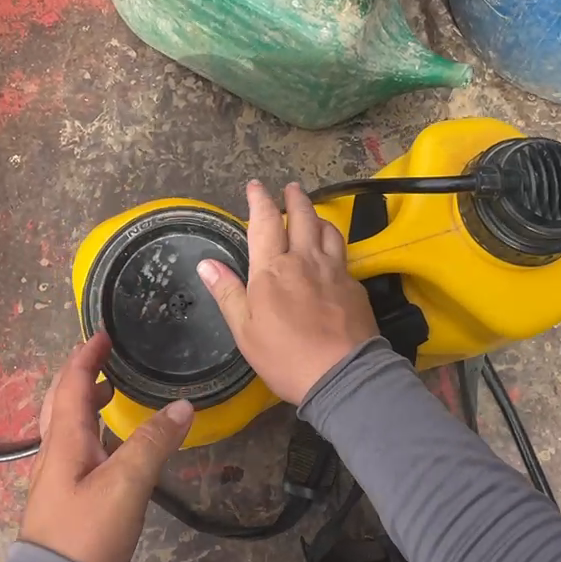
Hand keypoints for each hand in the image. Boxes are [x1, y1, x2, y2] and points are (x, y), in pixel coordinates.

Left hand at [19, 333, 193, 561]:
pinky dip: (92, 428)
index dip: (87, 356)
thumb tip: (183, 405)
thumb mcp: (126, 485)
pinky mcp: (65, 498)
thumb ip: (153, 443)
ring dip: (86, 401)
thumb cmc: (86, 532)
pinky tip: (111, 444)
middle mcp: (55, 451)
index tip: (103, 333)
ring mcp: (57, 476)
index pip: (73, 383)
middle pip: (62, 400)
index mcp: (65, 439)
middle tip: (106, 358)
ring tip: (112, 393)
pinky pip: (76, 447)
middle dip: (82, 374)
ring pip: (67, 425)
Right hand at [196, 181, 377, 404]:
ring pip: (327, 230)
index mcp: (273, 269)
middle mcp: (305, 260)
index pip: (265, 222)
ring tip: (313, 214)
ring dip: (317, 216)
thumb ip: (228, 293)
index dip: (260, 200)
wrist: (343, 375)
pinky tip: (332, 252)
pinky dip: (334, 242)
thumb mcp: (245, 331)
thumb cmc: (286, 356)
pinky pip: (343, 253)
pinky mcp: (354, 285)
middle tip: (291, 188)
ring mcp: (334, 270)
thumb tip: (206, 263)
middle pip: (302, 217)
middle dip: (295, 199)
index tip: (256, 186)